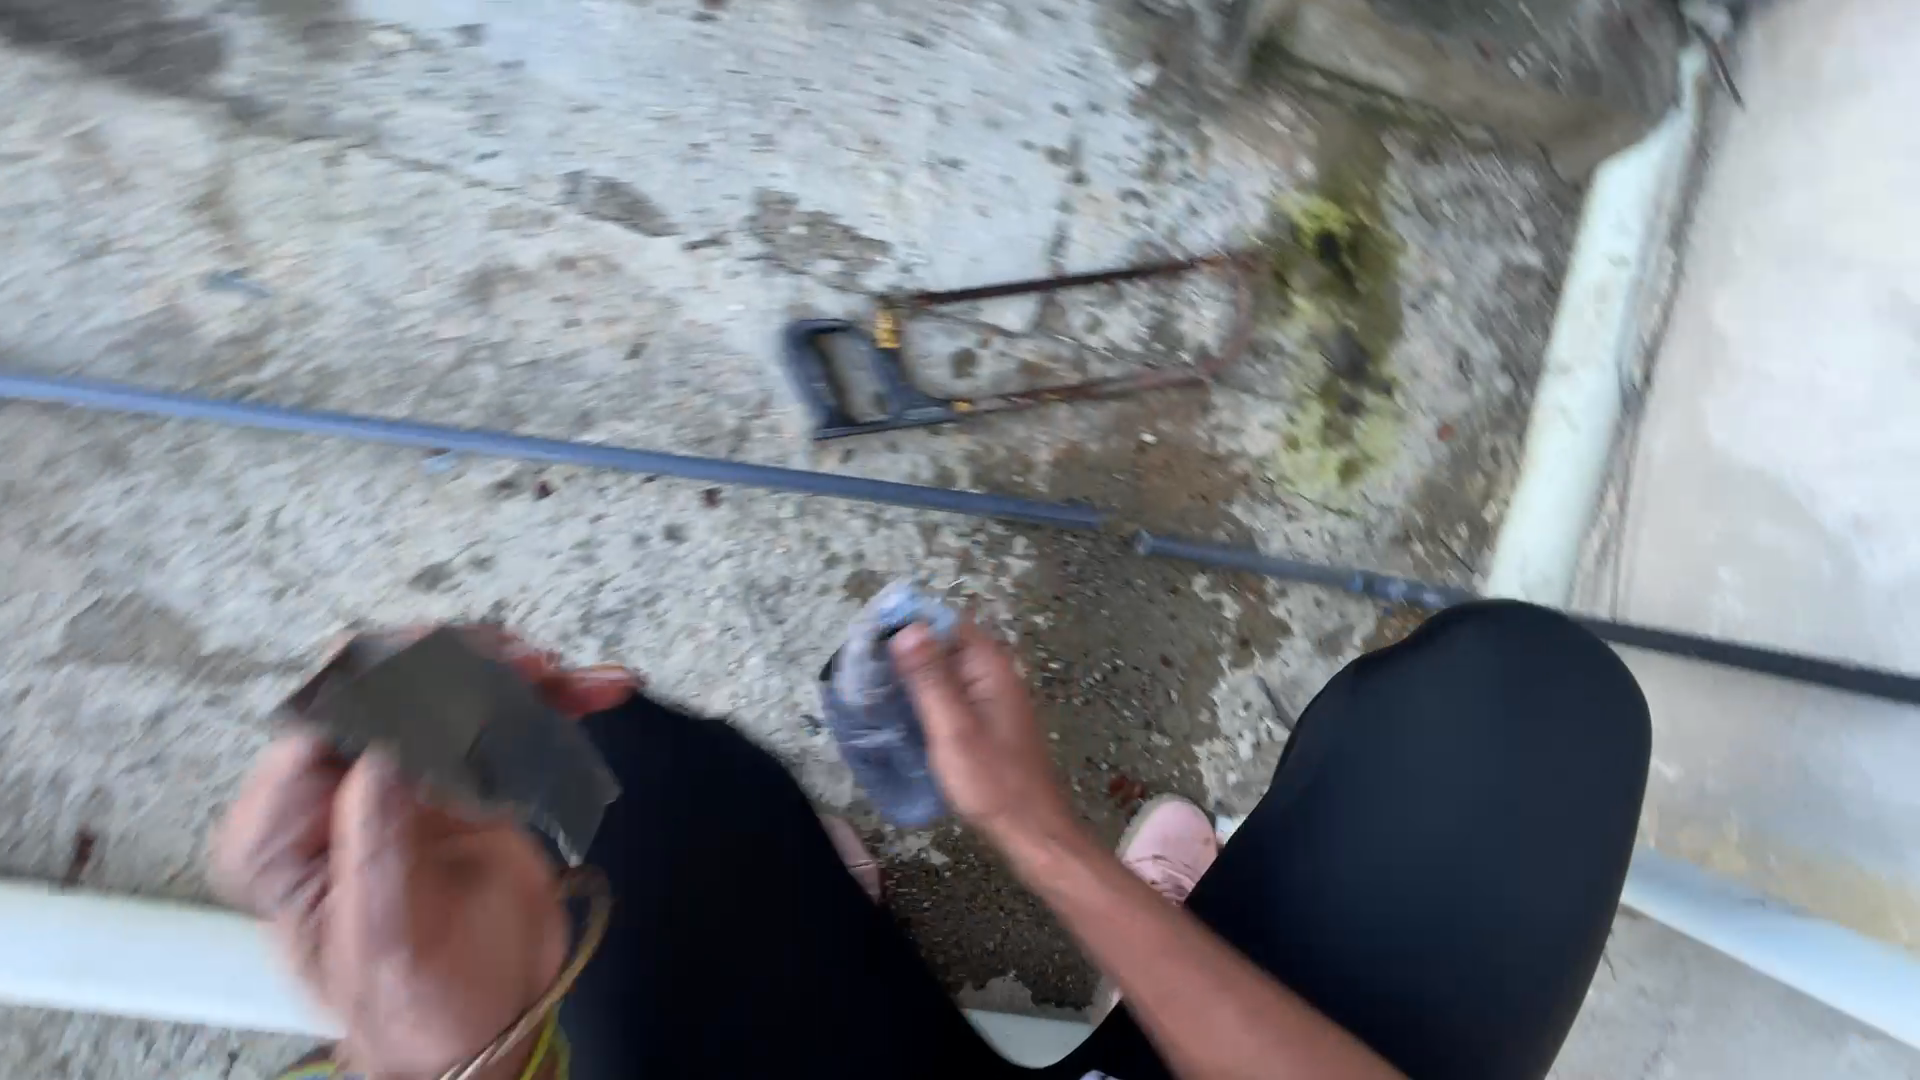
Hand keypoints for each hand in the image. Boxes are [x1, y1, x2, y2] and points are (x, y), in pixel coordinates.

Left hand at [210, 627, 638, 1079]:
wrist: (490, 1023)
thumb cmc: (421, 1004)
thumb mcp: (387, 938)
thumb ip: (375, 846)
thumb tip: (381, 751)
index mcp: (291, 833)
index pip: (323, 724)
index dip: (388, 677)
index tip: (456, 657)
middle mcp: (349, 793)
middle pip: (402, 694)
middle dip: (470, 667)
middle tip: (531, 664)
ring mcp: (419, 781)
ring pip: (466, 697)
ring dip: (527, 677)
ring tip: (580, 677)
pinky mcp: (477, 781)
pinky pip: (515, 723)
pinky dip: (560, 701)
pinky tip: (600, 688)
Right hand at [889, 621, 1076, 847]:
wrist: (1030, 829)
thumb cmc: (992, 781)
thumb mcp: (954, 727)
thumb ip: (930, 677)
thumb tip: (907, 627)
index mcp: (990, 665)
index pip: (945, 621)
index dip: (907, 622)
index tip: (869, 635)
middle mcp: (993, 672)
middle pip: (942, 643)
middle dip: (904, 649)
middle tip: (861, 665)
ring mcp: (989, 695)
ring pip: (943, 669)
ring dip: (911, 674)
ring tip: (870, 685)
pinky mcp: (983, 717)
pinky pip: (948, 692)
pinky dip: (924, 695)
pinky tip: (897, 710)